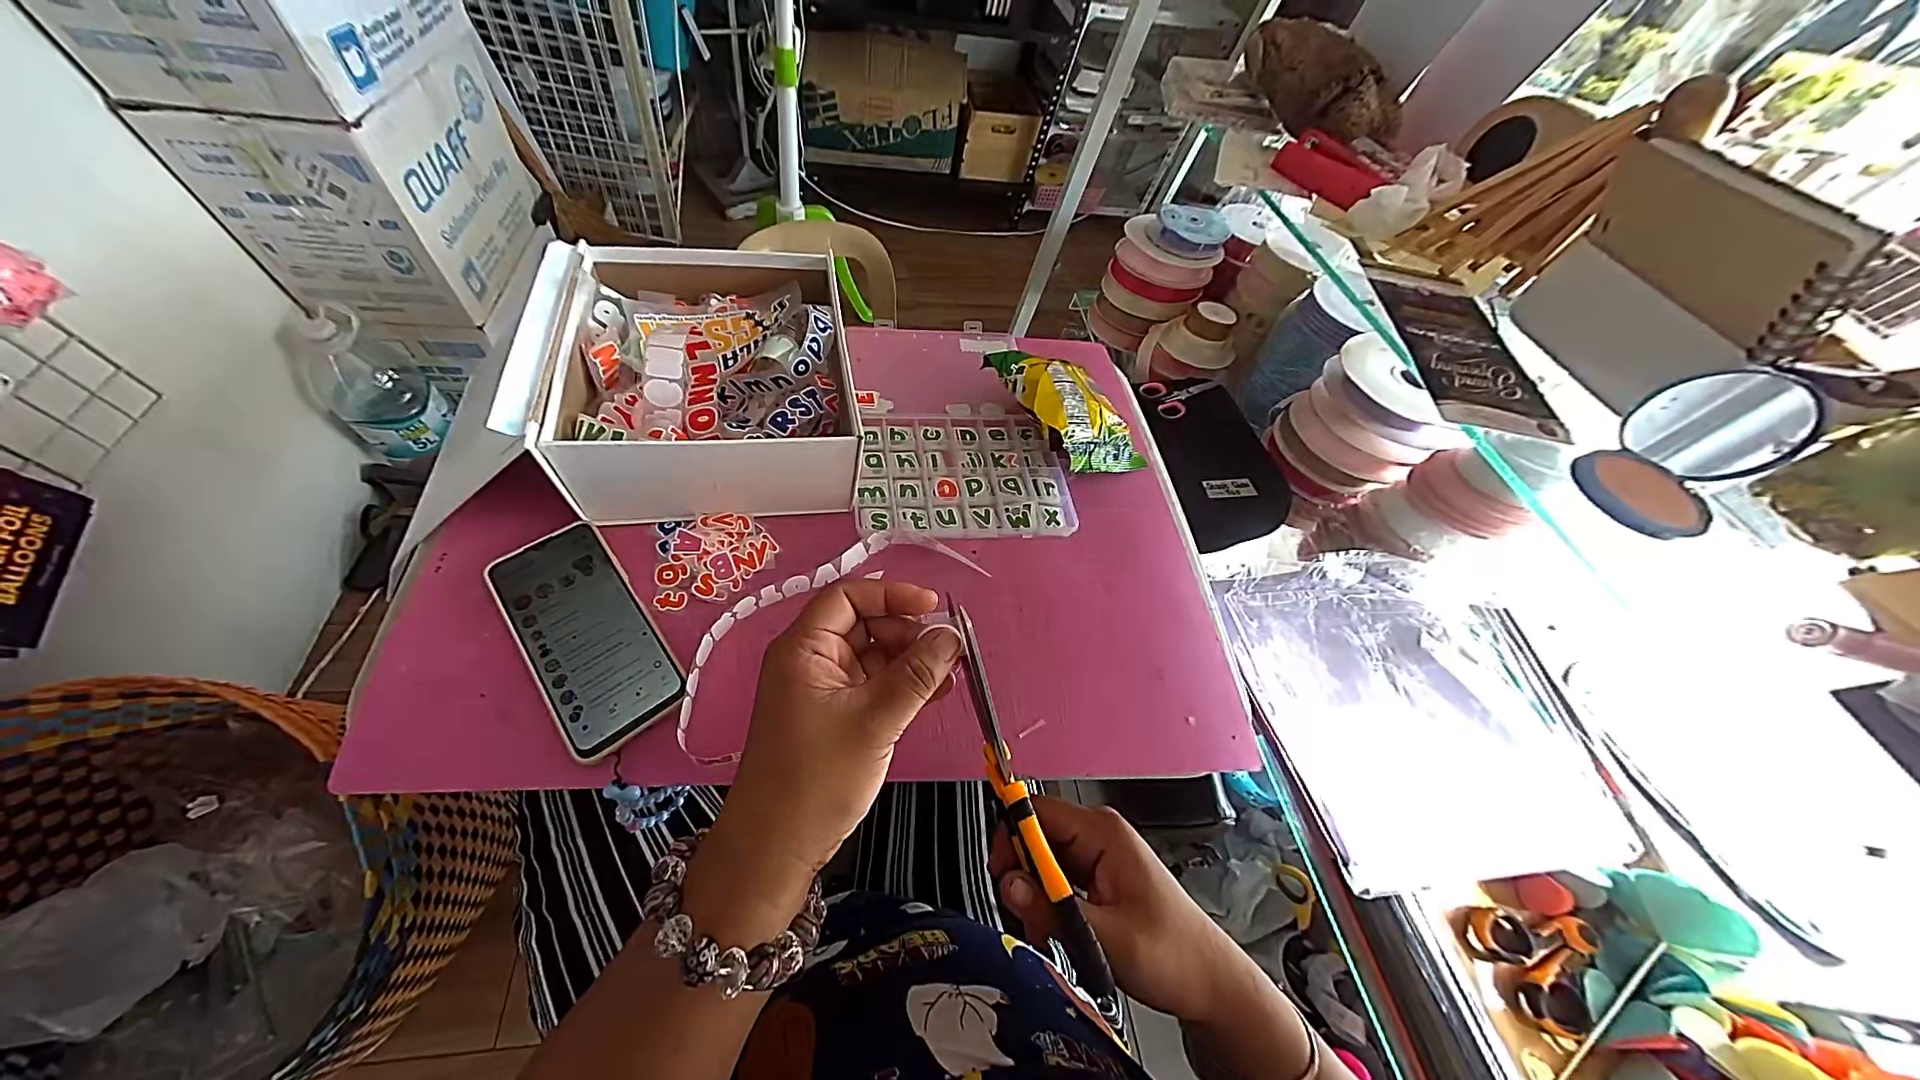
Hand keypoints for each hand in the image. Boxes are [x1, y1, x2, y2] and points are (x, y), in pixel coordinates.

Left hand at [722, 579, 963, 881]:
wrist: (776, 847)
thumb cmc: (811, 783)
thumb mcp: (874, 722)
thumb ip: (916, 675)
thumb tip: (949, 638)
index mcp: (804, 649)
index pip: (848, 597)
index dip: (891, 594)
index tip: (931, 606)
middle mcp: (810, 661)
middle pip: (864, 624)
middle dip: (907, 632)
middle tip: (944, 650)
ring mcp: (822, 688)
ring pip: (873, 655)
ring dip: (910, 660)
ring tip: (946, 674)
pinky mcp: (835, 713)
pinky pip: (873, 683)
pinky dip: (902, 684)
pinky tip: (932, 692)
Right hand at [990, 796, 1266, 1025]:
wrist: (1209, 981)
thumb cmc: (1174, 955)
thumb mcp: (1106, 938)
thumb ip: (1052, 910)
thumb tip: (1009, 884)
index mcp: (1104, 832)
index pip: (1037, 810)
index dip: (1011, 835)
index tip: (999, 870)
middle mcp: (1098, 835)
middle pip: (1035, 834)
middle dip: (1021, 872)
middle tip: (1023, 912)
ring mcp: (1097, 854)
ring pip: (1041, 859)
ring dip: (1034, 893)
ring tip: (1045, 930)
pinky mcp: (1096, 874)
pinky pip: (1055, 877)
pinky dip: (1047, 902)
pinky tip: (1055, 931)